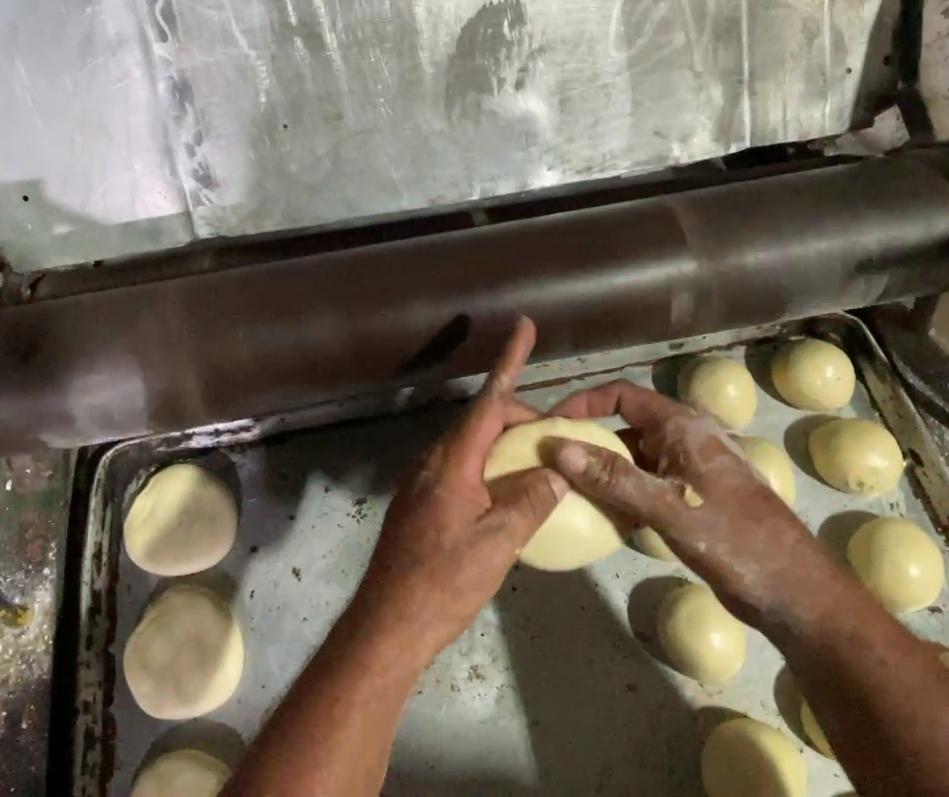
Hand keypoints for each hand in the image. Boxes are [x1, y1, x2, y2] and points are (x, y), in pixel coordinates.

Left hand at [348, 317, 568, 665]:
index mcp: (453, 461)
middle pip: (483, 421)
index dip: (509, 360)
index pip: (488, 401)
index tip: (523, 325)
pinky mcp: (422, 503)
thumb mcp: (498, 543)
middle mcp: (435, 460)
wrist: (388, 622)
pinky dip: (491, 470)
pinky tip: (509, 498)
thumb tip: (560, 472)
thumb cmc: (443, 581)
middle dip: (520, 419)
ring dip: (506, 447)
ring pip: (473, 447)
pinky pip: (463, 470)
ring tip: (540, 469)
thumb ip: (531, 501)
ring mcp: (424, 481)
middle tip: (557, 444)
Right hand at [542, 380, 824, 626]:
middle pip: (623, 426)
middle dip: (586, 441)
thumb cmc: (735, 541)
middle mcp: (685, 440)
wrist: (794, 593)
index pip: (621, 395)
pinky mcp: (692, 500)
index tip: (548, 424)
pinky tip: (602, 518)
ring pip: (633, 459)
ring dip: (602, 472)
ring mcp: (689, 471)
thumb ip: (613, 477)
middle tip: (549, 463)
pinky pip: (644, 486)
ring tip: (566, 491)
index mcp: (683, 426)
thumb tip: (557, 447)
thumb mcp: (668, 508)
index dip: (582, 402)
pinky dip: (620, 495)